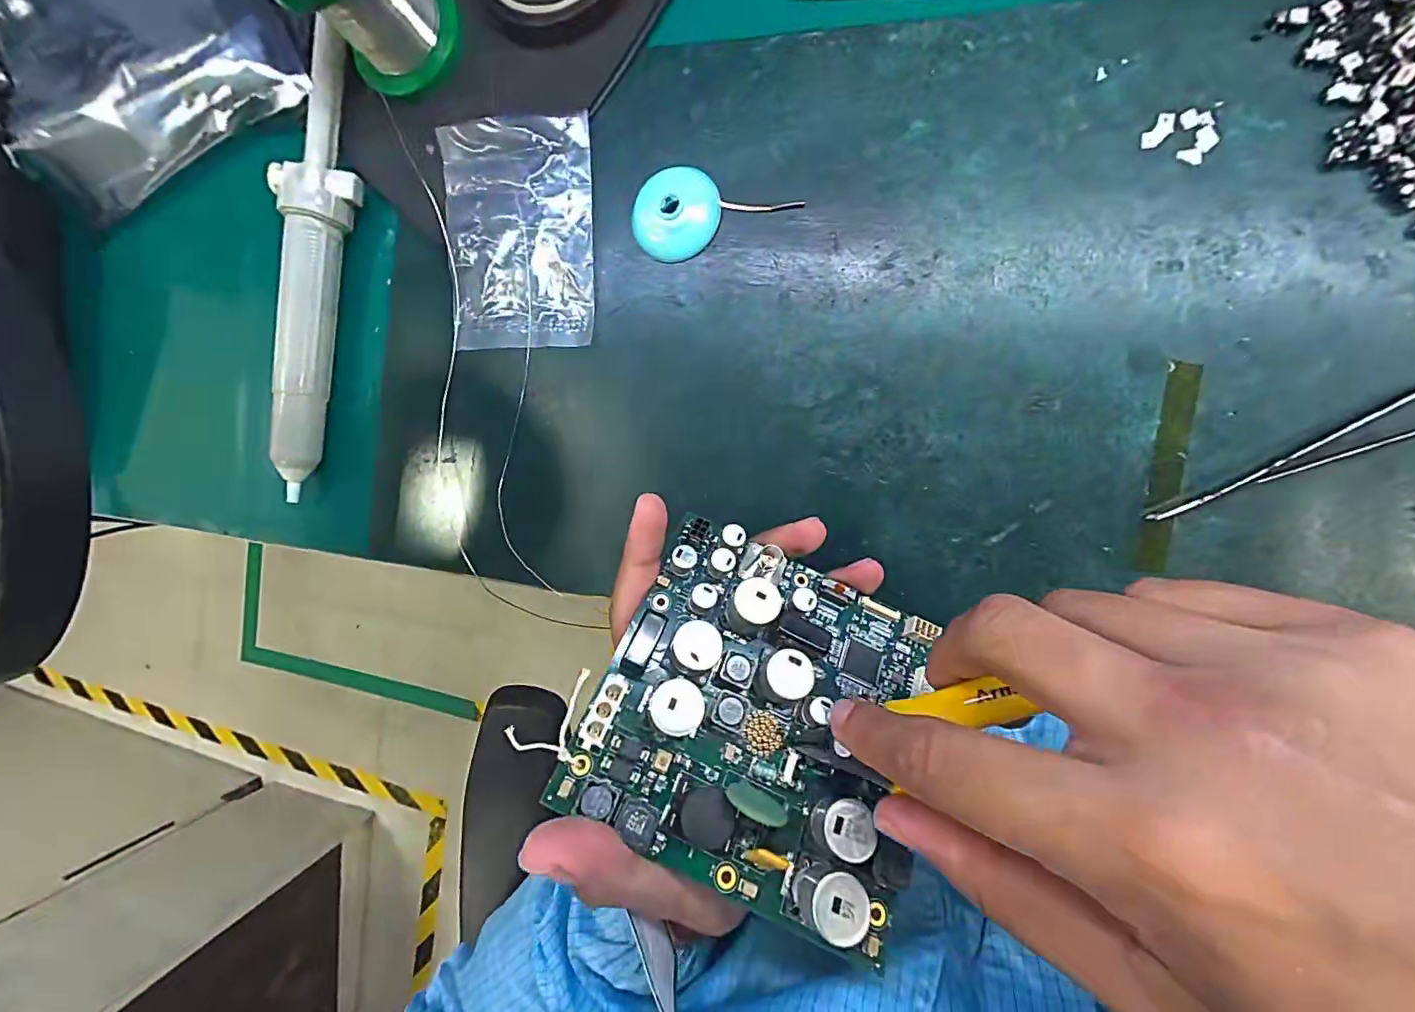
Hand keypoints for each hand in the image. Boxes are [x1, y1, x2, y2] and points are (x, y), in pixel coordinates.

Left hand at [519, 493, 885, 937]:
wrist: (734, 907)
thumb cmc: (675, 875)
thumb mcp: (640, 872)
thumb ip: (600, 860)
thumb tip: (541, 848)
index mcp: (652, 707)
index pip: (639, 623)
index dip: (643, 564)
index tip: (652, 508)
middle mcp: (695, 687)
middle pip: (717, 606)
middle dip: (756, 563)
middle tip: (807, 535)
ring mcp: (745, 695)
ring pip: (769, 623)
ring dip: (811, 589)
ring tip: (856, 567)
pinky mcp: (788, 714)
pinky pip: (810, 662)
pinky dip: (839, 635)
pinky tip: (873, 618)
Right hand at [832, 579, 1414, 1009]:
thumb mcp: (1173, 995)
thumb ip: (1017, 890)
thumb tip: (909, 812)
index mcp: (1150, 843)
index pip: (954, 759)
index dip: (888, 735)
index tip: (858, 721)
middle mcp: (1194, 732)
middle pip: (1004, 630)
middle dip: (956, 655)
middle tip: (966, 690)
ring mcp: (1276, 667)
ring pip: (1085, 605)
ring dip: (1063, 651)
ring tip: (1105, 702)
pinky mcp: (1348, 634)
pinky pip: (1178, 597)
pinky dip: (1148, 634)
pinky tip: (1198, 687)